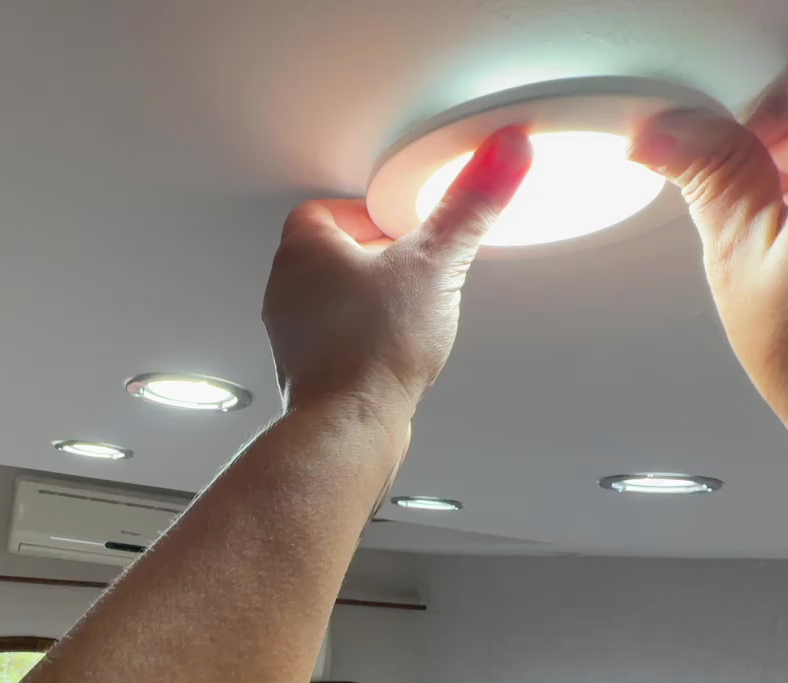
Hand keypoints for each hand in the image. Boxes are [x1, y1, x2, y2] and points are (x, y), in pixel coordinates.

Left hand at [262, 126, 532, 421]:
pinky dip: (361, 336)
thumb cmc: (372, 349)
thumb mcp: (435, 263)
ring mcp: (291, 336)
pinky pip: (334, 339)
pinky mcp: (305, 370)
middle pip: (329, 255)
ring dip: (367, 298)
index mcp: (301, 253)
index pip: (325, 210)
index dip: (365, 212)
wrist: (350, 424)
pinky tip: (392, 347)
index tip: (399, 222)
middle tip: (409, 261)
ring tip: (406, 305)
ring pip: (330, 300)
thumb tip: (502, 153)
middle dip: (372, 255)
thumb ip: (468, 206)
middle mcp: (285, 293)